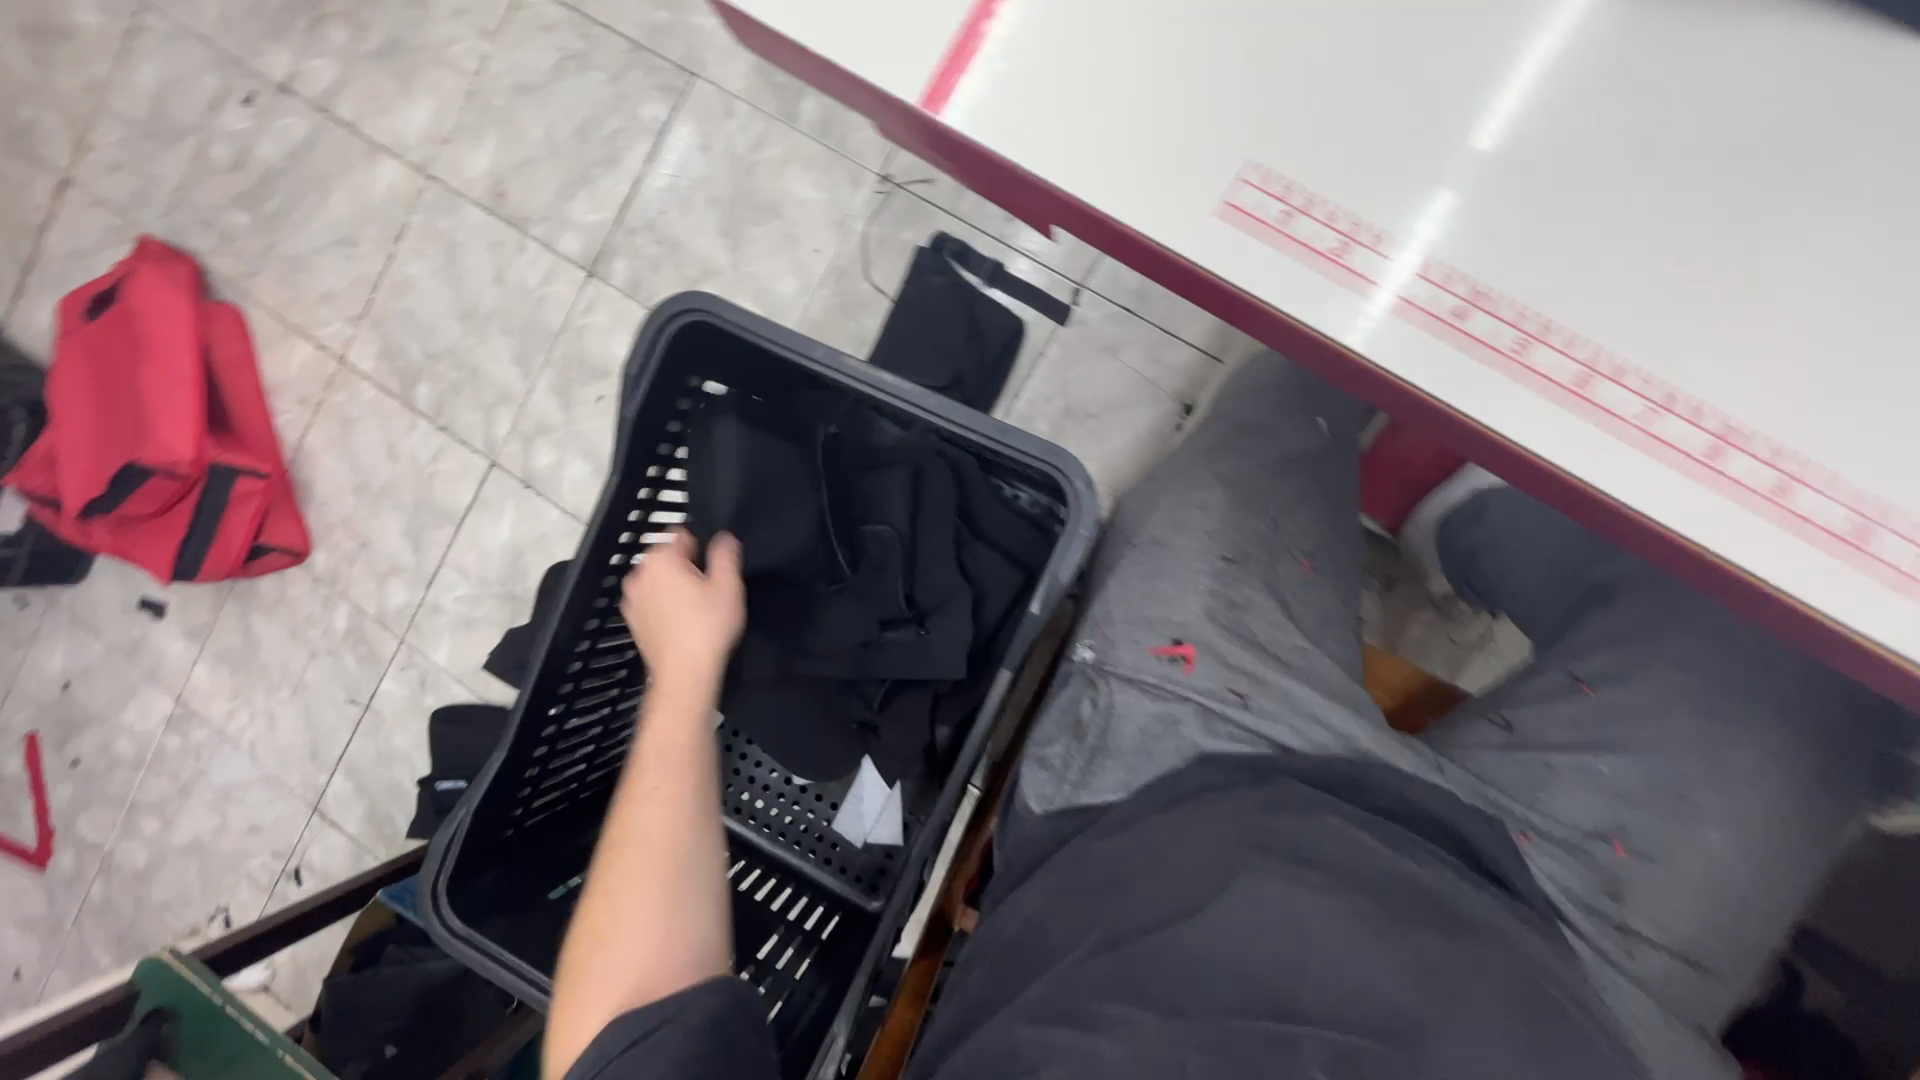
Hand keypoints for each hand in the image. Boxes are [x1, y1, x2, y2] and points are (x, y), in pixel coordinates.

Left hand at [621, 528, 744, 688]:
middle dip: (688, 567)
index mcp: (660, 559)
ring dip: (675, 587)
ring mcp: (632, 598)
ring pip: (659, 581)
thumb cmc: (708, 627)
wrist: (684, 674)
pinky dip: (664, 606)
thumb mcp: (728, 585)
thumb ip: (725, 554)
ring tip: (697, 609)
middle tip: (709, 591)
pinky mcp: (632, 621)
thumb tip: (724, 538)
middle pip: (669, 558)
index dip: (703, 548)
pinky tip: (682, 623)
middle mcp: (640, 574)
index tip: (715, 570)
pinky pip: (652, 602)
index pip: (682, 534)